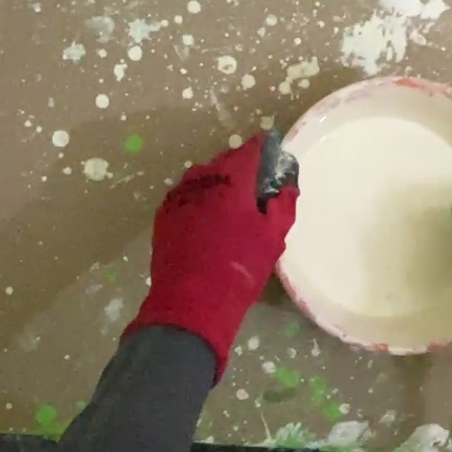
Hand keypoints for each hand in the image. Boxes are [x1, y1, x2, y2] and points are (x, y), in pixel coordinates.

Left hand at [125, 135, 299, 379]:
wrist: (191, 302)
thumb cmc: (239, 268)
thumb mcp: (272, 238)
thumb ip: (283, 206)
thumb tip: (287, 187)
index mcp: (231, 180)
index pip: (249, 151)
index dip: (262, 149)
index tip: (271, 152)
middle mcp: (201, 180)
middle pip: (224, 162)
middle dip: (240, 167)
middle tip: (255, 183)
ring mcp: (178, 197)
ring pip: (203, 178)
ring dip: (218, 182)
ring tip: (231, 201)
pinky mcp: (164, 215)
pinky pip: (187, 196)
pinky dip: (200, 199)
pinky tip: (208, 218)